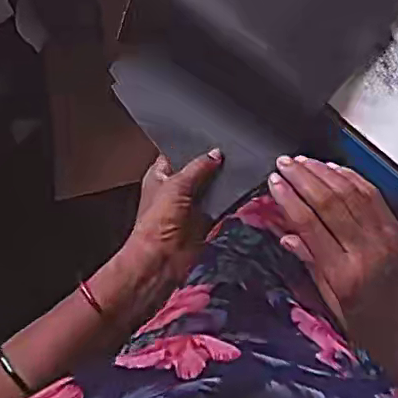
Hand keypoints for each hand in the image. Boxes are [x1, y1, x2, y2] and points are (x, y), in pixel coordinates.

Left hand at [94, 150, 222, 322]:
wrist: (162, 261)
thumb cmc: (157, 222)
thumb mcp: (177, 185)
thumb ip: (198, 167)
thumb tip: (216, 153)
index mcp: (160, 175)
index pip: (178, 152)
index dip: (192, 145)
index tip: (212, 136)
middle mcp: (175, 187)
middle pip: (198, 169)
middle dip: (211, 163)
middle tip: (229, 150)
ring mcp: (191, 204)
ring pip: (211, 185)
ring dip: (221, 181)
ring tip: (237, 164)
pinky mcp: (205, 219)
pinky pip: (220, 204)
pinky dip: (229, 199)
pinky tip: (239, 187)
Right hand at [269, 156, 397, 383]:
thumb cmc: (381, 336)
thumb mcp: (337, 310)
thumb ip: (312, 267)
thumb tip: (288, 236)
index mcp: (345, 276)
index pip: (309, 224)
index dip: (288, 198)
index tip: (274, 182)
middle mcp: (366, 251)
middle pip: (327, 201)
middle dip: (301, 177)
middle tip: (283, 164)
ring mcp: (385, 237)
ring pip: (349, 191)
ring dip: (322, 171)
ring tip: (302, 162)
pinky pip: (372, 194)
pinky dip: (350, 177)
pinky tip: (334, 169)